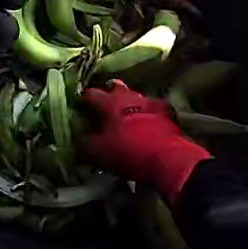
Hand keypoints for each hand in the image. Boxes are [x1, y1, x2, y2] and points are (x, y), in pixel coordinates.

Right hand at [81, 82, 211, 202]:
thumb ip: (85, 142)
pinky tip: (145, 122)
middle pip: (115, 88)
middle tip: (103, 104)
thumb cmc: (129, 151)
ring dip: (128, 102)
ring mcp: (150, 103)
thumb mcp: (100, 152)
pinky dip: (146, 113)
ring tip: (124, 114)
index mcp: (110, 102)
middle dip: (108, 93)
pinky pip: (152, 109)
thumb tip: (77, 137)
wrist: (170, 160)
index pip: (91, 94)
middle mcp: (130, 96)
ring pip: (135, 96)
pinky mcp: (167, 114)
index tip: (78, 104)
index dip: (83, 99)